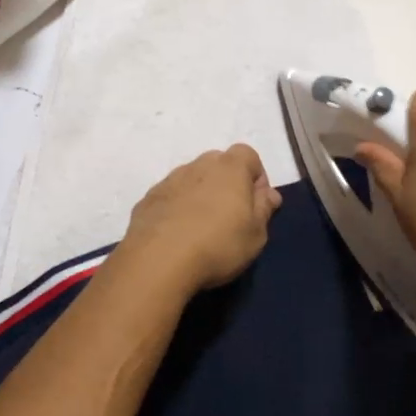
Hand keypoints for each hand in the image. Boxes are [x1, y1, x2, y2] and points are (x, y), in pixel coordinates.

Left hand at [113, 145, 282, 295]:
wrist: (158, 260)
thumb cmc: (218, 245)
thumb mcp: (255, 234)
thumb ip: (264, 209)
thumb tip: (269, 193)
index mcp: (229, 168)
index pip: (248, 155)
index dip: (256, 177)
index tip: (256, 204)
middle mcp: (198, 165)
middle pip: (218, 164)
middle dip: (227, 183)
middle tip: (230, 217)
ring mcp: (169, 180)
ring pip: (192, 179)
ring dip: (200, 195)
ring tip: (201, 229)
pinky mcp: (147, 199)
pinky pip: (170, 197)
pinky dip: (177, 208)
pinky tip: (177, 236)